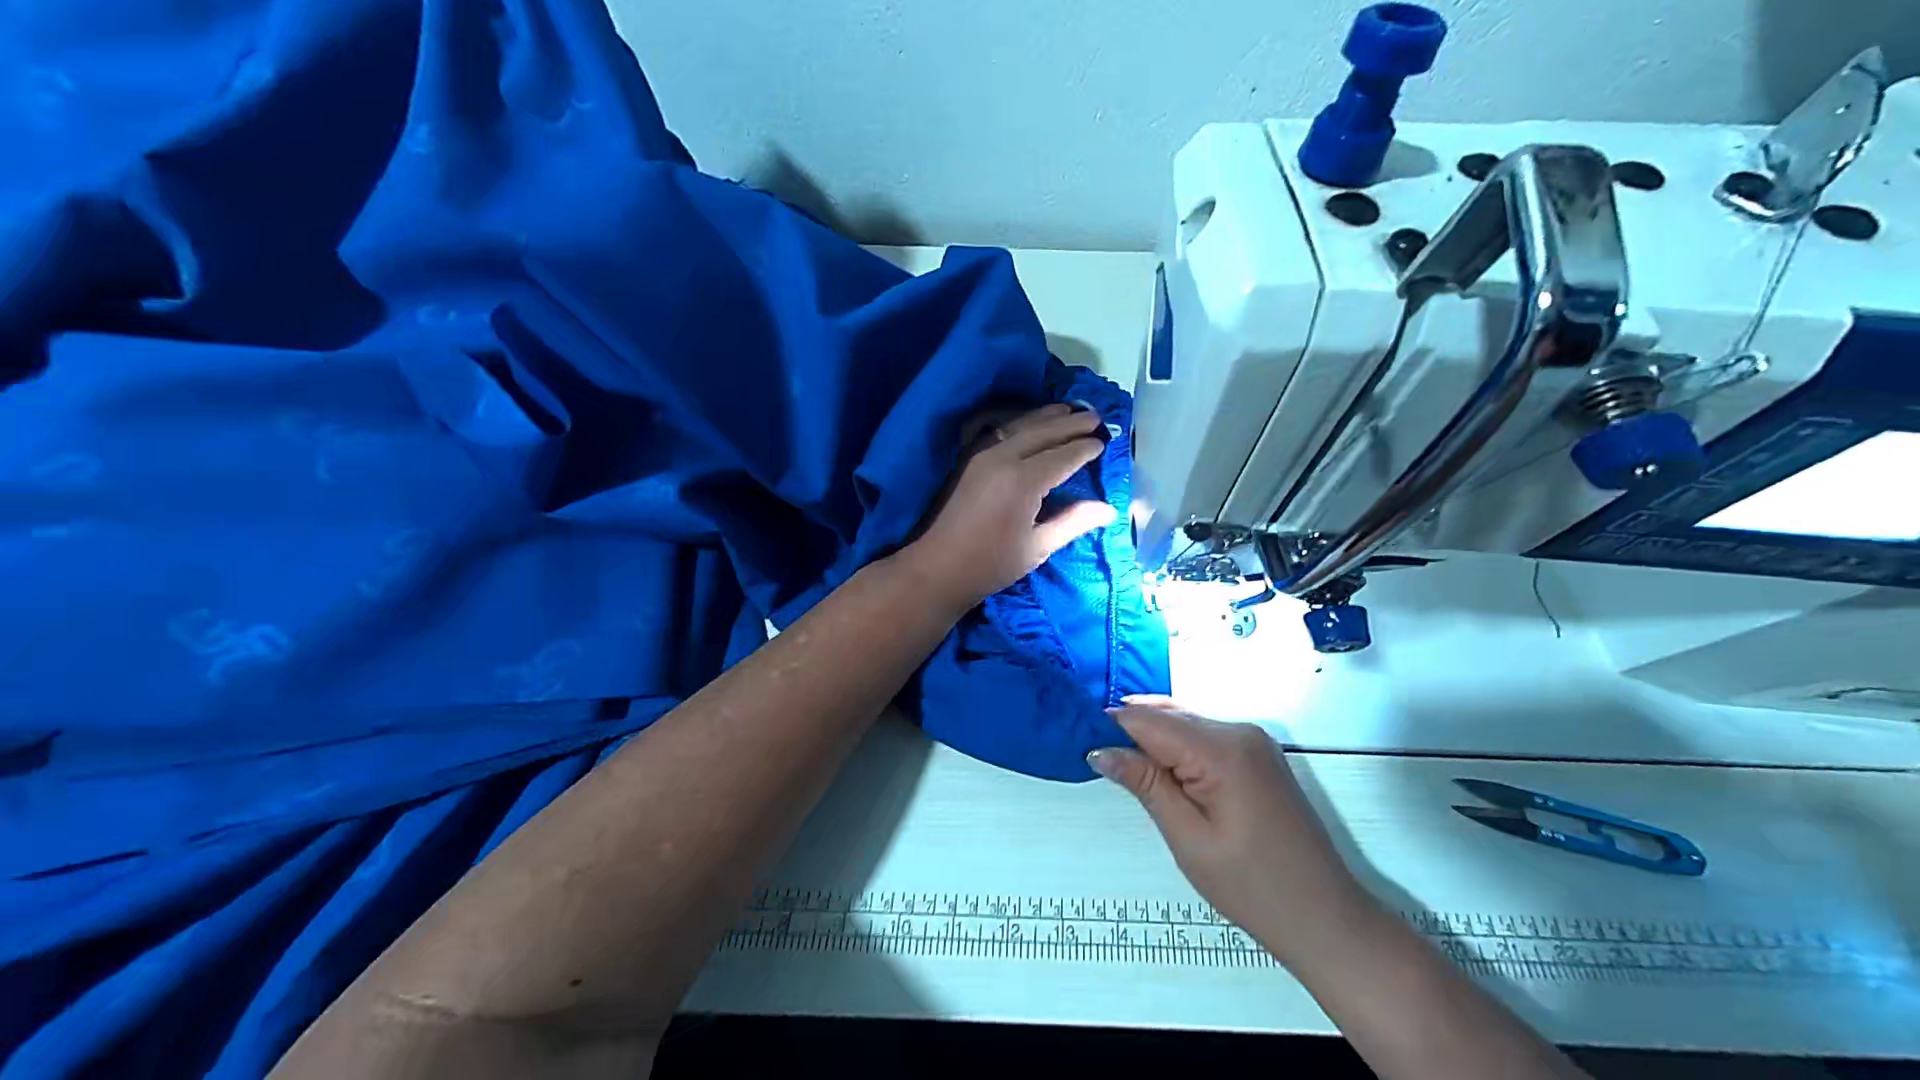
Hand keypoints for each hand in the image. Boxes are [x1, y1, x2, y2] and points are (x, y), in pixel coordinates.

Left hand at [897, 404, 1116, 610]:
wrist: (938, 567)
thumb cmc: (991, 564)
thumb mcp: (1037, 547)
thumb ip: (1073, 522)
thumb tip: (1108, 508)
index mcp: (1024, 481)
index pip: (1063, 455)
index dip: (1085, 448)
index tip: (1104, 442)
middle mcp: (1003, 458)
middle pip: (1043, 431)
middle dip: (1070, 423)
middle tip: (1095, 416)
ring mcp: (982, 456)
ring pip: (1020, 426)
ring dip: (1046, 416)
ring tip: (1069, 409)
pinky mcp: (969, 460)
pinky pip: (1001, 431)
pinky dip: (1023, 423)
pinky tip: (1032, 423)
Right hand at [1088, 698, 1381, 968]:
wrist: (1325, 918)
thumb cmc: (1252, 887)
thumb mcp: (1188, 838)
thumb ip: (1145, 784)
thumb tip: (1100, 750)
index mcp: (1222, 750)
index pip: (1150, 720)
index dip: (1112, 726)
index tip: (1078, 737)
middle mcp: (1240, 732)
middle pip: (1169, 716)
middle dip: (1130, 730)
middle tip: (1094, 753)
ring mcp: (1254, 741)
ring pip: (1185, 723)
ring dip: (1153, 738)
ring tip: (1121, 763)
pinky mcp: (1259, 755)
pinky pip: (1205, 737)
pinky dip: (1178, 747)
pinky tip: (1160, 769)